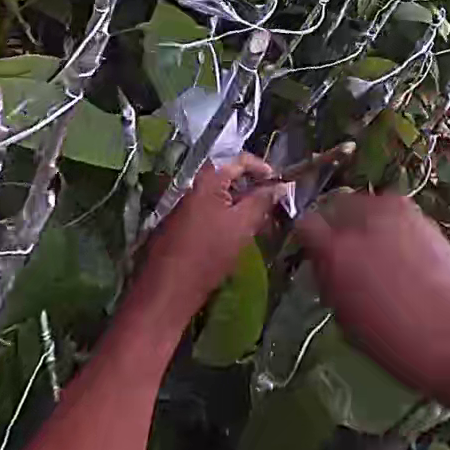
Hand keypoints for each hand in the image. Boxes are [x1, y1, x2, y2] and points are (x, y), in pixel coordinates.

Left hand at [132, 153, 281, 321]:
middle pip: (229, 176)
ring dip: (240, 203)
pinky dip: (226, 214)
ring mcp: (184, 204)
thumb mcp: (243, 225)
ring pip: (219, 195)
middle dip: (253, 187)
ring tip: (258, 220)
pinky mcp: (180, 223)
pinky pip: (209, 209)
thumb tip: (281, 185)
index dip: (263, 167)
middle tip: (271, 203)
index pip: (240, 160)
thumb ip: (263, 201)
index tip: (280, 182)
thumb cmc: (208, 253)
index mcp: (208, 179)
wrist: (168, 289)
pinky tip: (237, 233)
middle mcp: (193, 185)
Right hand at [296, 191, 449, 399]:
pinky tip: (402, 251)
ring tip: (377, 248)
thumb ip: (330, 280)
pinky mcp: (421, 214)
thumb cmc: (394, 340)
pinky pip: (394, 211)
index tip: (317, 255)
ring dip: (365, 220)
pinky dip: (391, 224)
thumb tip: (324, 263)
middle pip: (337, 206)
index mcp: (336, 250)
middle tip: (348, 252)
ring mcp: (395, 212)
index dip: (310, 240)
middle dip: (338, 224)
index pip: (307, 225)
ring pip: (367, 203)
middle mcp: (362, 220)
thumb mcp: (346, 317)